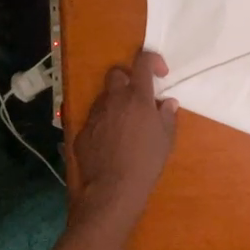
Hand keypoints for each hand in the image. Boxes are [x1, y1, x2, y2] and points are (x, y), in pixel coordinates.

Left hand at [72, 50, 177, 227]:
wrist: (112, 189)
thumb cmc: (146, 162)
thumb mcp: (166, 139)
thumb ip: (167, 116)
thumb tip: (167, 102)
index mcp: (137, 97)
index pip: (143, 61)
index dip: (153, 60)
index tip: (160, 73)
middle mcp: (113, 99)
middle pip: (117, 73)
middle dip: (128, 79)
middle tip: (139, 98)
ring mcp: (95, 114)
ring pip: (104, 97)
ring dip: (115, 103)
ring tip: (125, 124)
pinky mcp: (82, 131)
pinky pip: (94, 119)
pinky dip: (104, 124)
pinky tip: (111, 143)